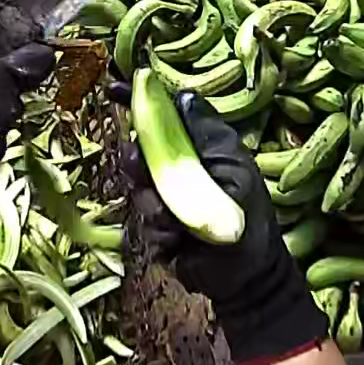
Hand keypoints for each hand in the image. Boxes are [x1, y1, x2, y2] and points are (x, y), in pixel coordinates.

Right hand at [127, 92, 325, 364]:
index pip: (162, 115)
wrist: (247, 275)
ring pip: (138, 188)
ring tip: (182, 220)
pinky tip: (183, 240)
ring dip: (158, 204)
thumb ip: (206, 133)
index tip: (114, 89)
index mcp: (196, 146)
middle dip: (138, 160)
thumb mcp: (234, 166)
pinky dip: (163, 231)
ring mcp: (161, 197)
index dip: (137, 100)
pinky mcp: (154, 228)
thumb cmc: (249, 213)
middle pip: (139, 150)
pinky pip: (145, 221)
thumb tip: (184, 95)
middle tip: (141, 165)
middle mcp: (174, 167)